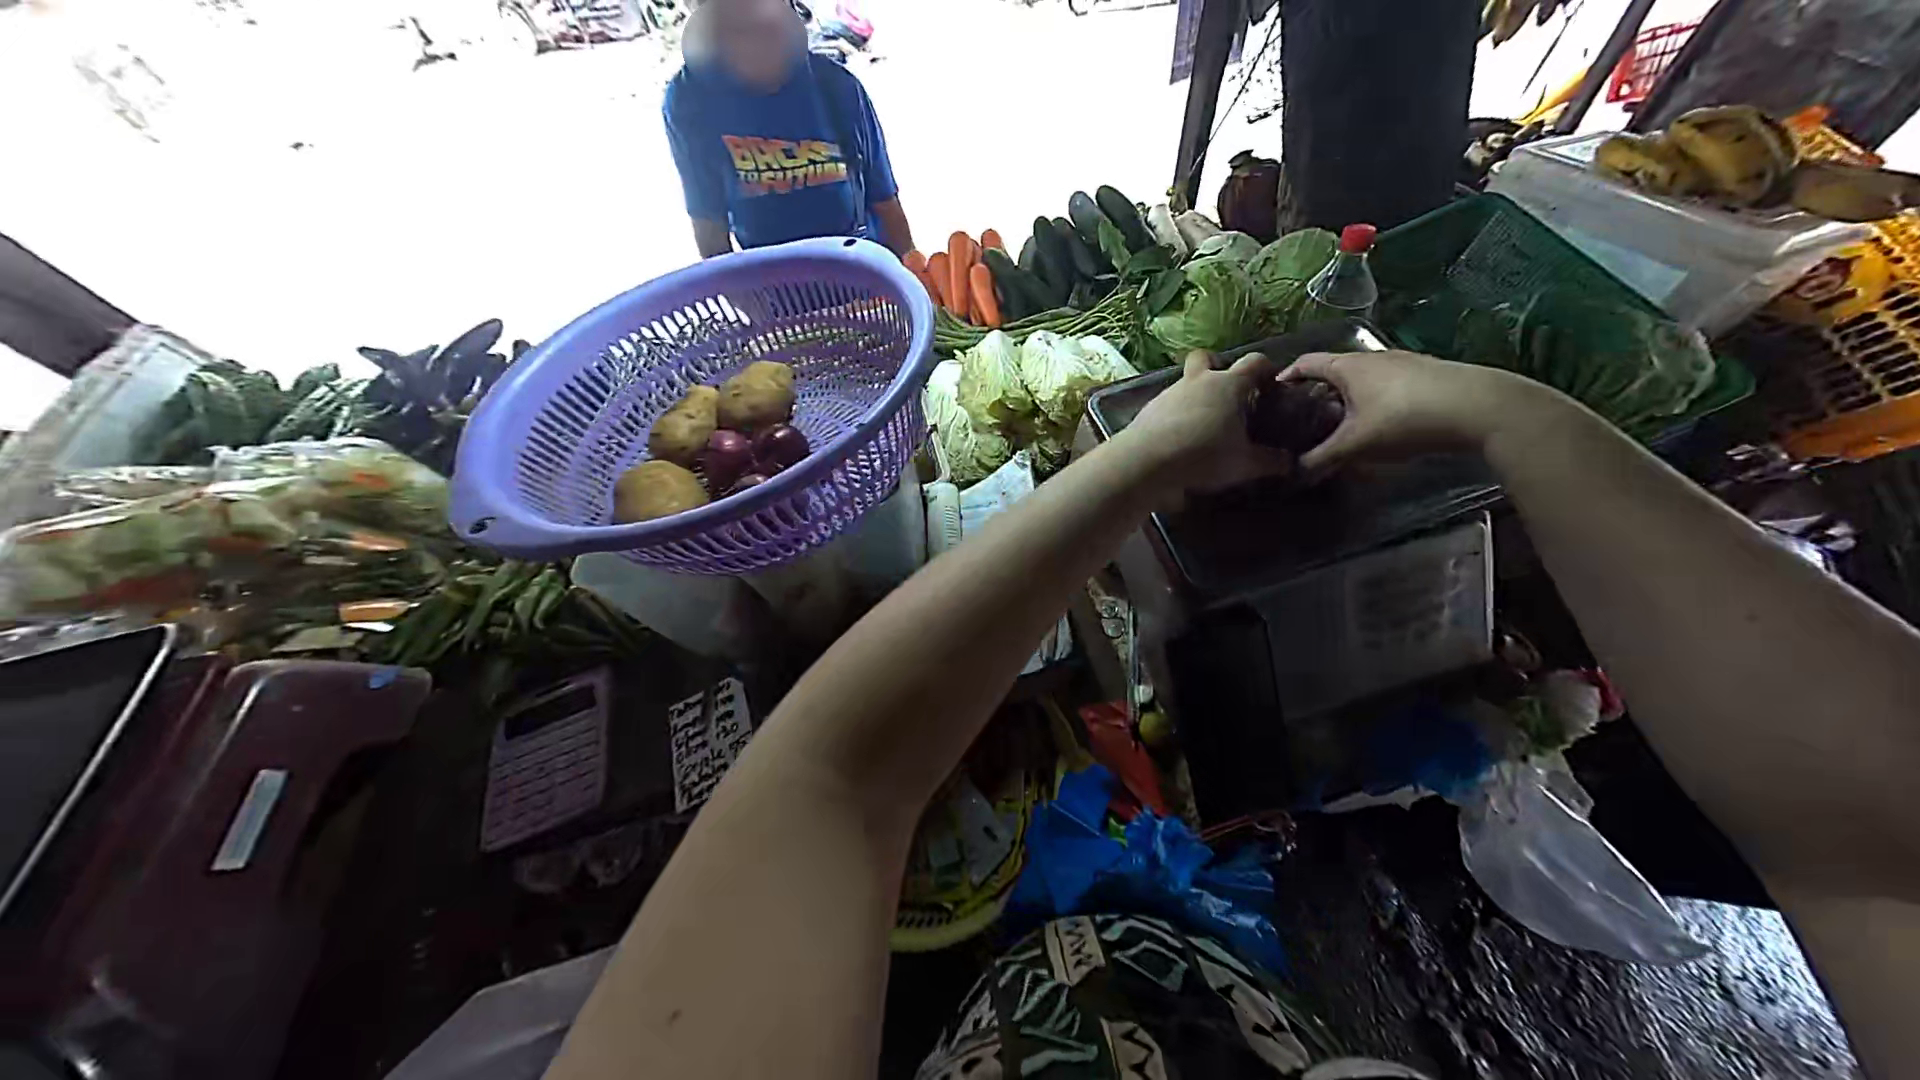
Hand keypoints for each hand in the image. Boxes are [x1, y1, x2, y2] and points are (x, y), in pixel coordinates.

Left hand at [1118, 349, 1290, 496]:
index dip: (1265, 369)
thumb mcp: (1244, 464)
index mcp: (1229, 384)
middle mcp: (1198, 381)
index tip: (1271, 384)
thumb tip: (1291, 463)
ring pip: (1184, 383)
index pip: (1254, 362)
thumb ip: (1270, 461)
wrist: (1146, 461)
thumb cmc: (1204, 455)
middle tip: (1225, 393)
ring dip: (1193, 396)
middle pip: (1206, 358)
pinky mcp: (1148, 409)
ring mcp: (1169, 393)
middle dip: (1216, 367)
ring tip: (1201, 423)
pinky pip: (1165, 405)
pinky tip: (1177, 437)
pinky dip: (1173, 415)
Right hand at [1282, 350, 1559, 472]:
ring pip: (1363, 377)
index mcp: (1347, 366)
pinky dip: (1373, 399)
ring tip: (1339, 421)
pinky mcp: (1428, 374)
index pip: (1305, 363)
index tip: (1273, 394)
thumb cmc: (1404, 419)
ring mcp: (1404, 362)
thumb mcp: (1354, 445)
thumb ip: (1320, 459)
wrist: (1482, 407)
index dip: (1286, 376)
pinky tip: (1378, 422)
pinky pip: (1387, 384)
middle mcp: (1373, 357)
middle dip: (1316, 390)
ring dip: (1347, 395)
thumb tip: (1292, 474)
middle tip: (1304, 415)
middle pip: (1334, 369)